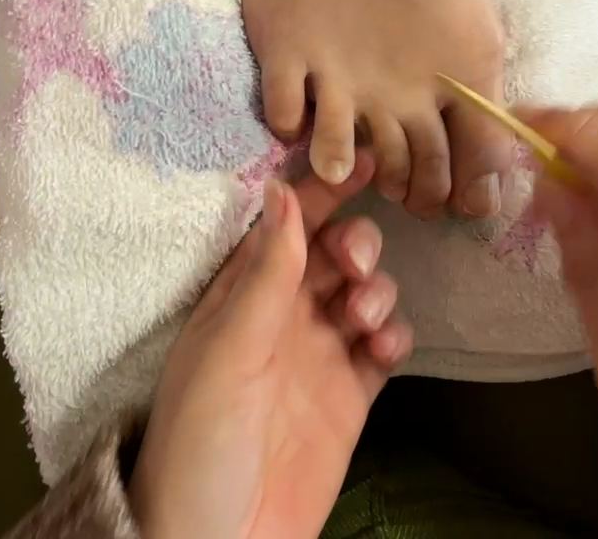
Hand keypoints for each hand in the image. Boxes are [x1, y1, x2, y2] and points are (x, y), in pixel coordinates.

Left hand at [131, 169, 414, 538]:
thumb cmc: (204, 438)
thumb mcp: (227, 351)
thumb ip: (265, 275)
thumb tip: (283, 191)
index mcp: (244, 294)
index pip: (287, 225)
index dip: (323, 189)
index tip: (365, 158)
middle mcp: (285, 314)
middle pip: (334, 253)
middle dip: (355, 244)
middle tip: (354, 267)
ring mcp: (320, 353)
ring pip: (364, 292)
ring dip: (375, 290)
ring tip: (364, 319)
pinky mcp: (351, 395)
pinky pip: (384, 347)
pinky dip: (393, 336)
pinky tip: (383, 350)